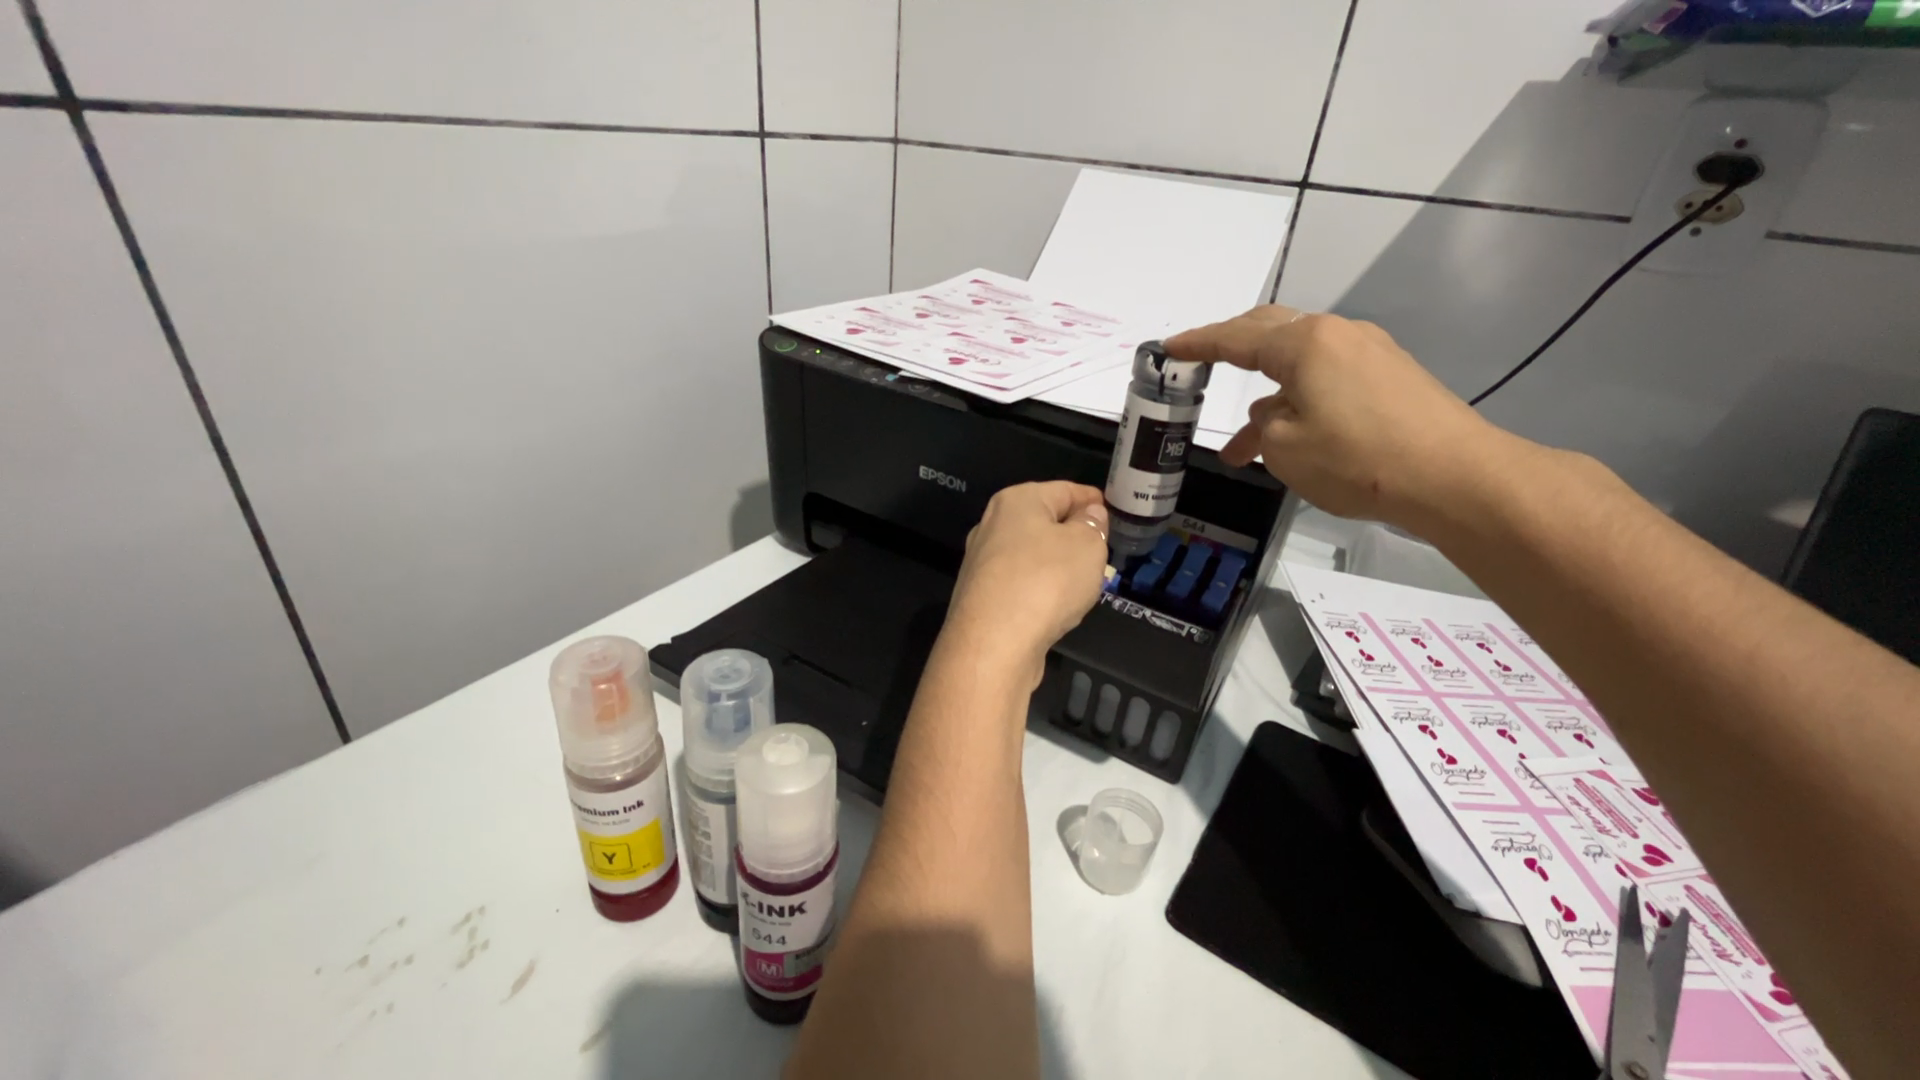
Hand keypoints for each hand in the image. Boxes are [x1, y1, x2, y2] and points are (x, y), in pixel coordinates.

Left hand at [946, 481, 1109, 685]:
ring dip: (1057, 566)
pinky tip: (1056, 607)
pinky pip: (1021, 585)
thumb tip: (1089, 514)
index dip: (1092, 499)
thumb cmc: (1046, 581)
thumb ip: (1093, 525)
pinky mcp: (981, 598)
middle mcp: (992, 526)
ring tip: (1084, 582)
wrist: (993, 644)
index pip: (1064, 490)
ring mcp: (982, 564)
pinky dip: (1040, 591)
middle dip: (1073, 534)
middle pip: (1042, 522)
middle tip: (1102, 550)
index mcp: (1016, 501)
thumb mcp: (1087, 546)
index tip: (1112, 511)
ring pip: (1031, 556)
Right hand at [1165, 305, 1518, 529]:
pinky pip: (1328, 379)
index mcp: (1305, 343)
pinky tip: (1291, 438)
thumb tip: (1276, 415)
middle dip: (1233, 349)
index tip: (1167, 349)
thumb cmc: (1357, 459)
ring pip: (1300, 366)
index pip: (1236, 338)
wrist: (1454, 477)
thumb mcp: (1284, 448)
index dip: (1197, 344)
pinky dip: (1300, 402)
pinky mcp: (1392, 378)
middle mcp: (1338, 335)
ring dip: (1268, 398)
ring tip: (1243, 447)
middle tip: (1201, 365)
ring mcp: (1371, 354)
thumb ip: (1265, 425)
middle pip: (1272, 333)